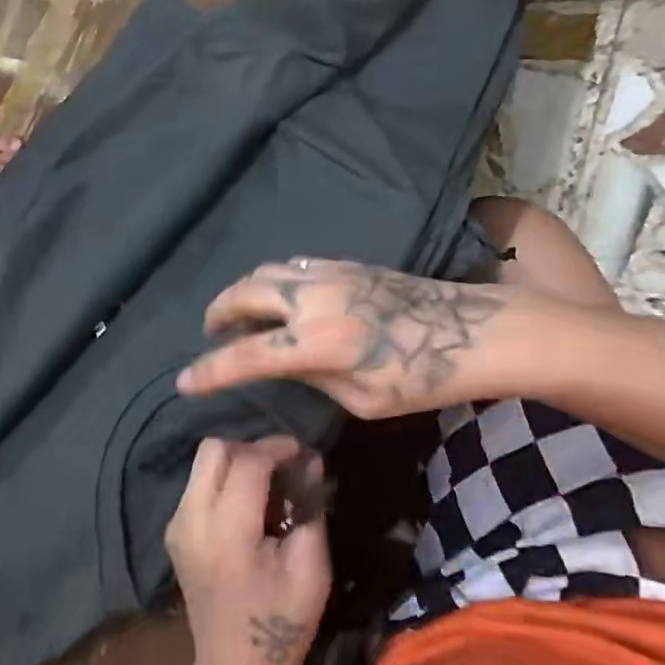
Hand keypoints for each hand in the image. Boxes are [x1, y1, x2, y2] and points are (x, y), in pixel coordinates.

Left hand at [166, 437, 330, 664]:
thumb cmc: (280, 623)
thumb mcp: (311, 569)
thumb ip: (309, 509)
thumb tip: (310, 461)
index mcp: (226, 530)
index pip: (246, 462)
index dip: (277, 447)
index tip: (303, 450)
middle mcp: (190, 517)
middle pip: (213, 449)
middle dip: (250, 447)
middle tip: (282, 465)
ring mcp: (176, 523)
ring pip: (201, 464)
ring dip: (234, 462)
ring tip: (267, 485)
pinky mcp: (173, 530)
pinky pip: (196, 485)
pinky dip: (221, 480)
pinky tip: (247, 505)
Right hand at [177, 259, 524, 420]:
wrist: (479, 331)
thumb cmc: (425, 378)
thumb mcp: (364, 400)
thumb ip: (314, 379)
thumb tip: (285, 365)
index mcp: (318, 344)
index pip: (246, 357)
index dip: (210, 372)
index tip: (184, 381)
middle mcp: (312, 301)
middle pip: (242, 296)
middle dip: (217, 314)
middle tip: (213, 334)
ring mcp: (328, 275)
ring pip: (264, 272)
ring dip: (242, 293)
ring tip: (241, 314)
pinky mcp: (344, 264)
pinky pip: (292, 267)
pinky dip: (272, 281)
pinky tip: (282, 299)